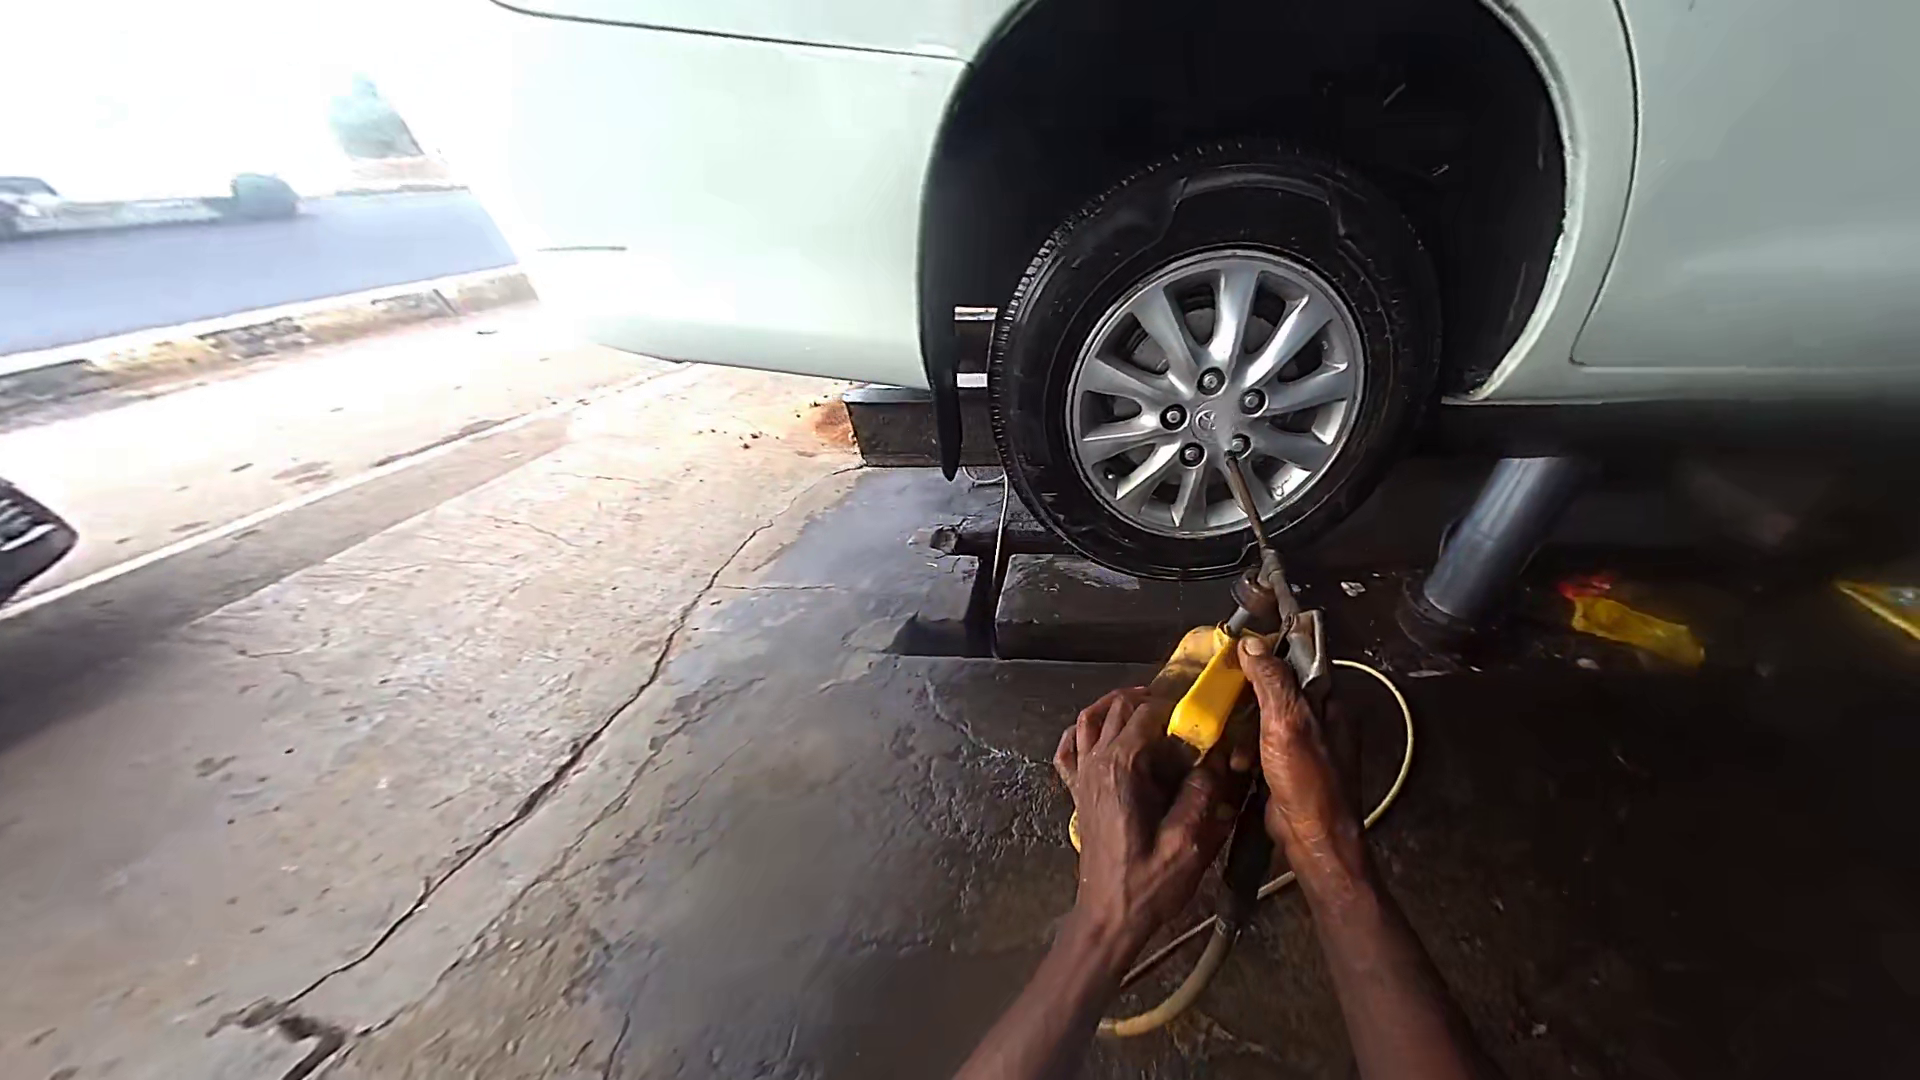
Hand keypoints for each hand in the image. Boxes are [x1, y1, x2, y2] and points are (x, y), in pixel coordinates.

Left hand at [1052, 687, 1244, 965]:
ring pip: (1087, 720)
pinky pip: (1067, 749)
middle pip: (1115, 710)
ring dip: (1111, 705)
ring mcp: (1080, 774)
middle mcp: (1095, 762)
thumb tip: (1215, 760)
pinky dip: (1079, 731)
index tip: (1195, 712)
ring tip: (1139, 704)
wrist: (1107, 914)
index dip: (1171, 706)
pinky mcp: (1075, 790)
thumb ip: (1200, 796)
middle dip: (1145, 699)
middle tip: (1175, 706)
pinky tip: (1094, 730)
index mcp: (1121, 767)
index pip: (1144, 715)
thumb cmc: (1147, 883)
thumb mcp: (1186, 845)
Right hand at [1237, 637, 1359, 859]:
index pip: (1298, 661)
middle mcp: (1320, 720)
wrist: (1313, 842)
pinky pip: (1257, 741)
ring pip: (1262, 715)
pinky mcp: (1286, 764)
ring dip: (1242, 724)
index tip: (1237, 653)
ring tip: (1232, 737)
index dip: (1268, 653)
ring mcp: (1303, 744)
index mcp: (1330, 704)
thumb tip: (1252, 644)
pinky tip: (1236, 759)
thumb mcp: (1288, 723)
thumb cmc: (1308, 782)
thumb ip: (1272, 682)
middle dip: (1247, 693)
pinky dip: (1244, 747)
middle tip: (1223, 692)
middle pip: (1276, 688)